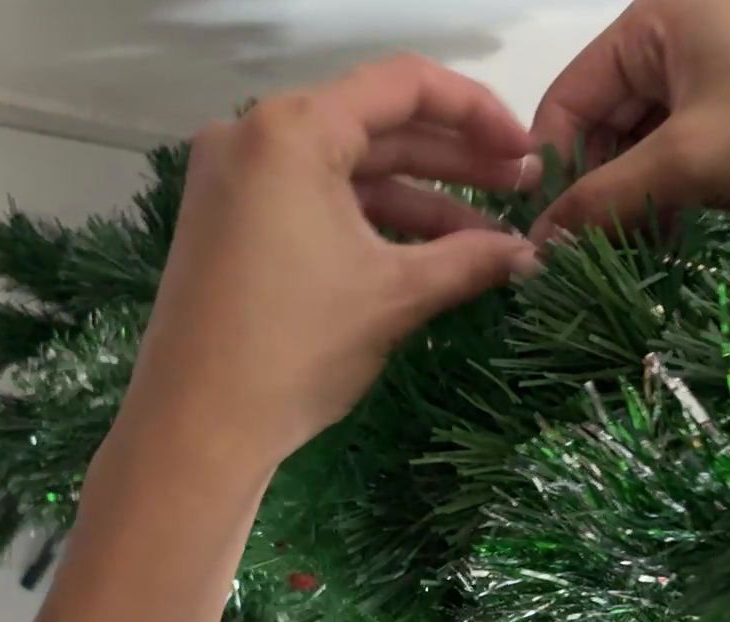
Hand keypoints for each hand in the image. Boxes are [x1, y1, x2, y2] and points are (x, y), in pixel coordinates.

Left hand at [118, 54, 542, 472]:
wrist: (197, 427)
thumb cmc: (296, 351)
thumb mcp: (393, 297)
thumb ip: (470, 261)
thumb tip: (532, 254)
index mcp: (292, 130)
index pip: (403, 86)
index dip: (478, 113)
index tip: (526, 151)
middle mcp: (254, 136)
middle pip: (375, 130)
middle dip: (453, 166)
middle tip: (519, 194)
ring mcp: (233, 182)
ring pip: (345, 176)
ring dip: (416, 206)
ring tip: (484, 242)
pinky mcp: (227, 225)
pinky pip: (312, 207)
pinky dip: (366, 227)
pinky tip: (422, 257)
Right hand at [529, 0, 729, 239]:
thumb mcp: (685, 162)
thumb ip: (599, 203)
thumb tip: (532, 251)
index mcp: (658, 15)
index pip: (567, 98)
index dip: (549, 168)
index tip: (541, 235)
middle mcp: (677, 33)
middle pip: (597, 126)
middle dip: (590, 191)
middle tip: (581, 254)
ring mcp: (707, 72)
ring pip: (631, 148)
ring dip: (621, 204)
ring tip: (621, 252)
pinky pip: (667, 158)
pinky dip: (655, 200)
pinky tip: (657, 238)